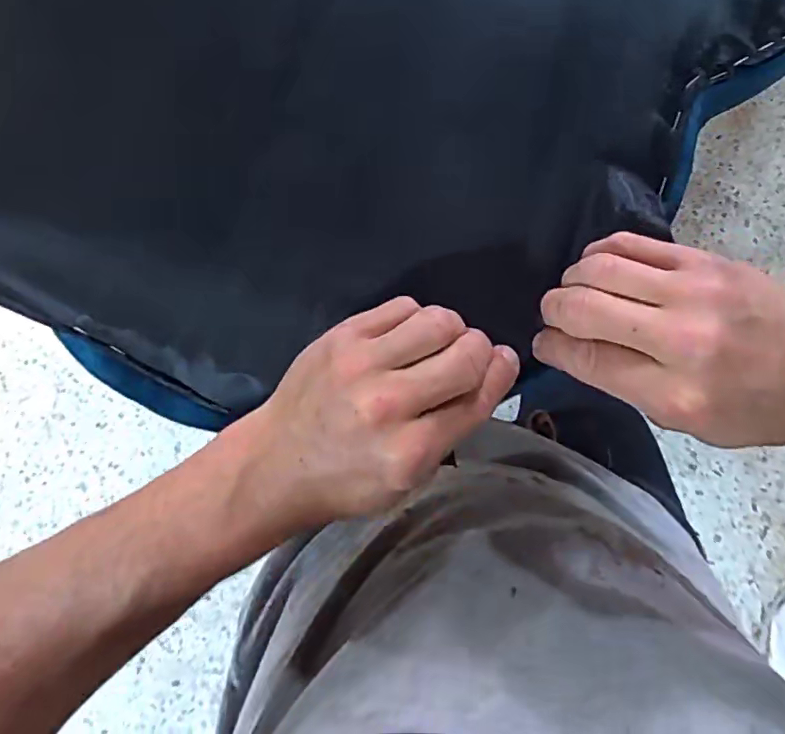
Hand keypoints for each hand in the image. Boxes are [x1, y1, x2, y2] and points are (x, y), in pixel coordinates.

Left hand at [227, 298, 518, 531]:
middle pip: (465, 353)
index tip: (505, 359)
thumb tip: (492, 369)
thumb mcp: (409, 478)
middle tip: (467, 356)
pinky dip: (416, 317)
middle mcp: (388, 403)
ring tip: (436, 344)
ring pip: (438, 320)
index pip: (477, 397)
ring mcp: (361, 363)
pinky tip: (406, 335)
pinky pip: (403, 305)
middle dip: (479, 350)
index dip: (501, 372)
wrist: (278, 459)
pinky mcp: (341, 334)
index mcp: (410, 452)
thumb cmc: (348, 478)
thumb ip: (452, 428)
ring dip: (450, 329)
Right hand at [533, 232, 784, 448]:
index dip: (551, 345)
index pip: (586, 357)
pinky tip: (598, 267)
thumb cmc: (754, 409)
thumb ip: (621, 383)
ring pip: (597, 267)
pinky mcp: (703, 258)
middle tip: (555, 316)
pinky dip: (599, 254)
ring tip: (577, 290)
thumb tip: (565, 345)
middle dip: (553, 310)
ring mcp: (694, 289)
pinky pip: (627, 243)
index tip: (544, 342)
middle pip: (582, 306)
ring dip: (572, 279)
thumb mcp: (685, 422)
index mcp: (677, 394)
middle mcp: (682, 338)